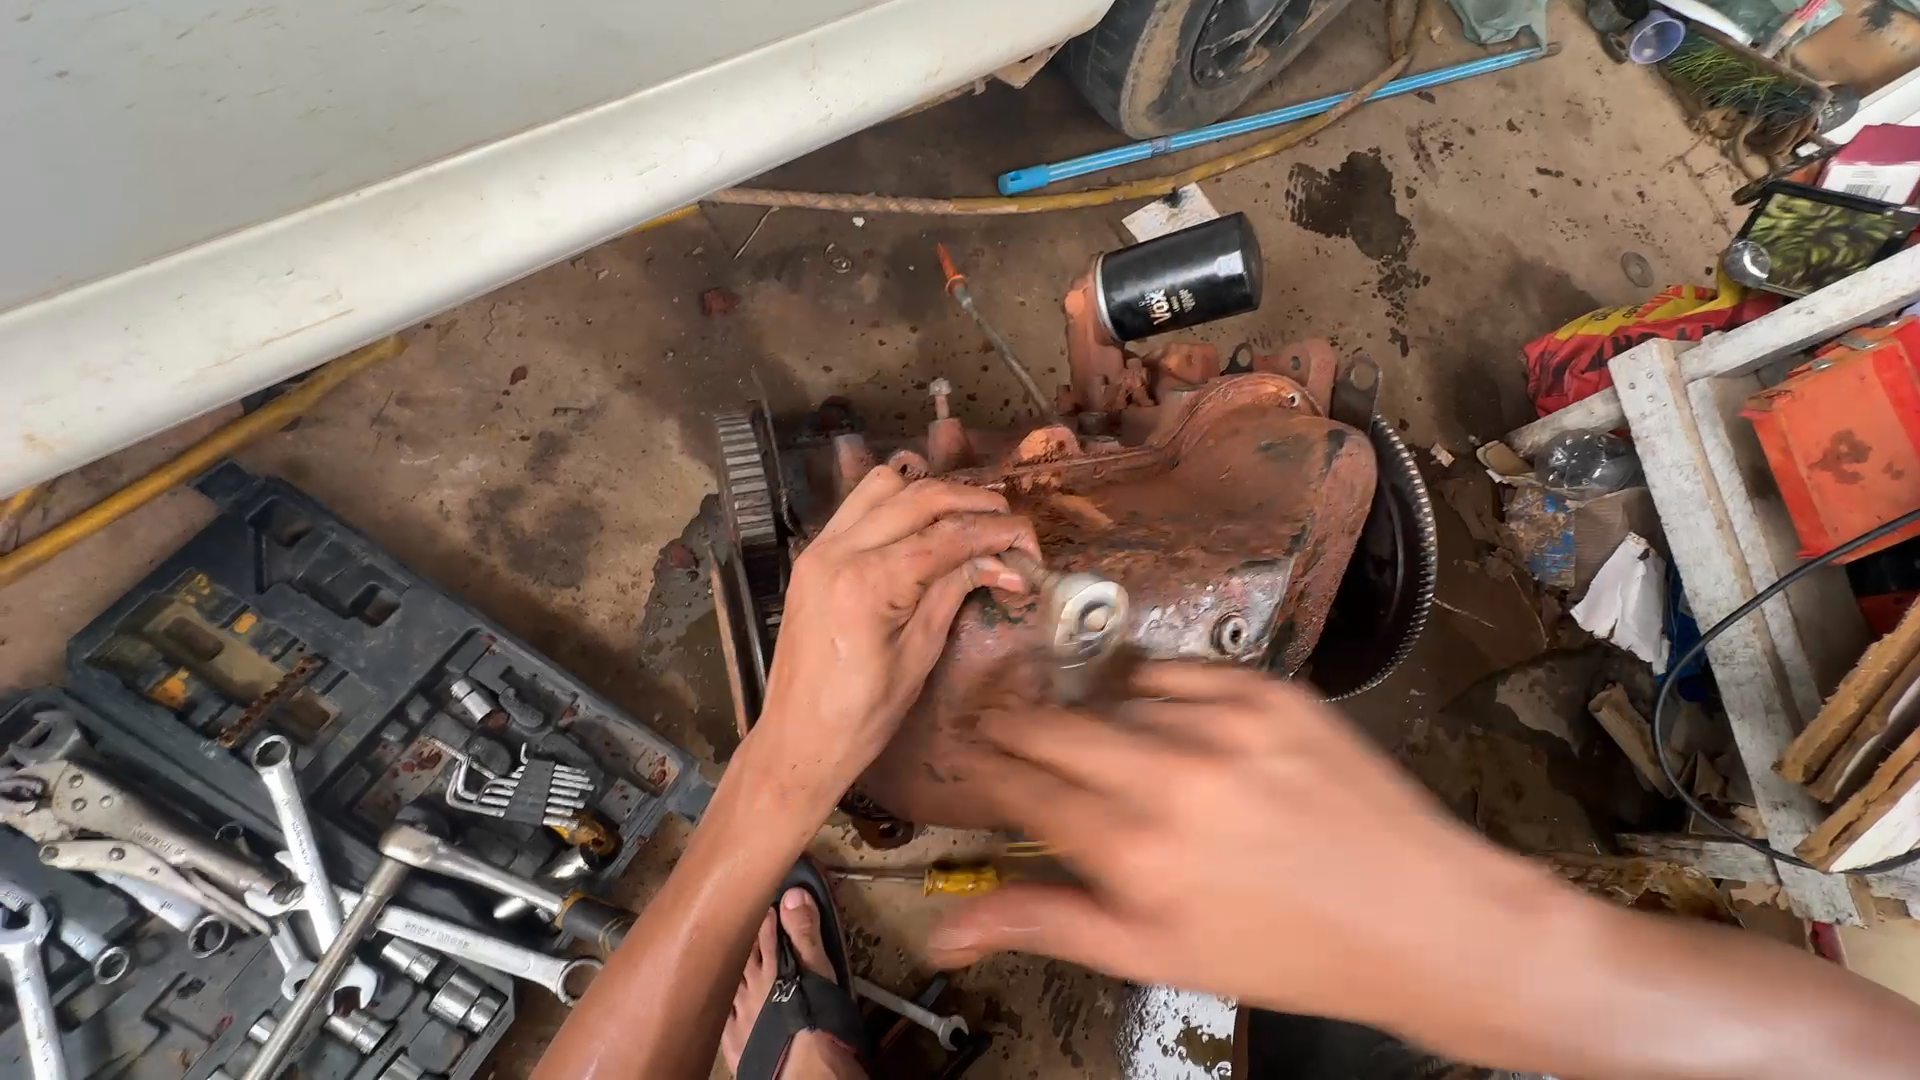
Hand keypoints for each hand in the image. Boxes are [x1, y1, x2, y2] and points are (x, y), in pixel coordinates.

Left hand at [755, 466, 1037, 792]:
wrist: (798, 737)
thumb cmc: (863, 714)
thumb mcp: (920, 653)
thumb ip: (955, 591)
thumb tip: (1004, 563)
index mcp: (868, 583)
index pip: (947, 536)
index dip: (996, 533)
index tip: (1029, 543)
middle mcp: (839, 551)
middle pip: (919, 497)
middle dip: (972, 502)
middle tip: (1009, 524)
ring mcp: (819, 548)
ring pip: (884, 486)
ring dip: (932, 493)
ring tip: (968, 519)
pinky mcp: (812, 554)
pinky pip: (857, 505)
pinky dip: (897, 503)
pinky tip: (922, 526)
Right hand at [926, 662, 1566, 1032]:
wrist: (1428, 920)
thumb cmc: (1278, 950)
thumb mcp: (1154, 953)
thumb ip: (1044, 923)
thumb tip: (942, 929)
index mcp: (1136, 850)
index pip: (1023, 786)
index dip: (990, 769)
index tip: (976, 759)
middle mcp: (1170, 773)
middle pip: (1054, 724)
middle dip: (1019, 727)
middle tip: (1007, 730)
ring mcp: (1222, 719)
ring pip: (1112, 693)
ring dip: (1096, 716)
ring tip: (1111, 745)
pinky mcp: (1266, 688)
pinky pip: (1175, 671)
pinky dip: (1156, 694)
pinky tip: (1172, 726)